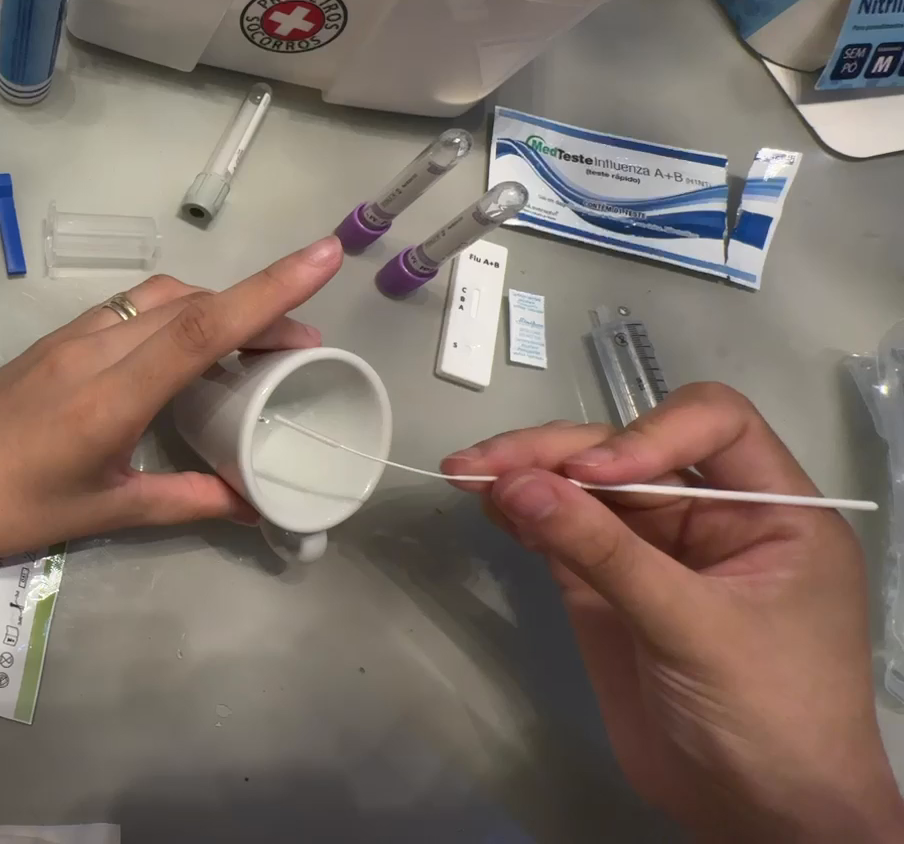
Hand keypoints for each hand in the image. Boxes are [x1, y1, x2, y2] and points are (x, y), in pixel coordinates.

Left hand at [0, 236, 342, 567]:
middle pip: (187, 304)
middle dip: (253, 306)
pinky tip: (180, 350)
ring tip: (247, 344)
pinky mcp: (50, 342)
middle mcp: (91, 351)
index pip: (201, 328)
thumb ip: (184, 500)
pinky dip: (168, 316)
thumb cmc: (10, 510)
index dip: (268, 291)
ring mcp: (66, 340)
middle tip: (300, 343)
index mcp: (109, 397)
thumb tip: (251, 502)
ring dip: (208, 306)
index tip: (323, 257)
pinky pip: (123, 311)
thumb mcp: (104, 512)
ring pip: (154, 299)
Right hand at [444, 383, 903, 842]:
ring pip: (571, 480)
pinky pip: (547, 519)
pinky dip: (512, 506)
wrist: (750, 814)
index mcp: (767, 514)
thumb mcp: (693, 628)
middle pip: (615, 449)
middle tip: (474, 467)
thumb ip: (603, 552)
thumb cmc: (766, 718)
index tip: (588, 478)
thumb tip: (511, 484)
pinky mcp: (593, 573)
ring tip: (462, 476)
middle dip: (547, 453)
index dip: (643, 433)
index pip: (710, 425)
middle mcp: (703, 515)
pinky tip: (485, 505)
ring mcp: (642, 544)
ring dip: (516, 471)